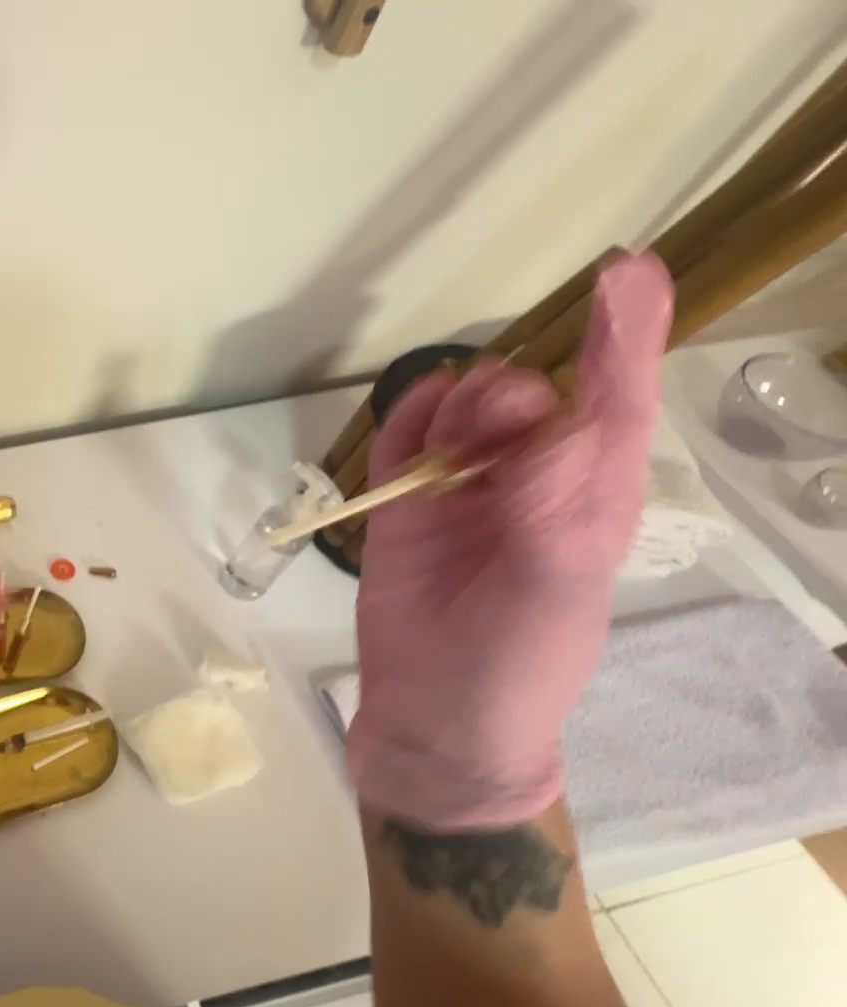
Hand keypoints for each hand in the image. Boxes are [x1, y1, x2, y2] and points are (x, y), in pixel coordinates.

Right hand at [349, 253, 674, 829]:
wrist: (436, 717)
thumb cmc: (519, 662)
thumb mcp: (557, 579)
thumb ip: (551, 490)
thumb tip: (535, 402)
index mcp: (590, 500)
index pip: (613, 403)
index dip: (623, 337)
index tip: (624, 270)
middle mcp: (528, 485)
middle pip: (527, 396)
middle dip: (509, 396)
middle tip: (481, 443)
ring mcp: (459, 496)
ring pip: (462, 411)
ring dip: (456, 406)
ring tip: (443, 456)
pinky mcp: (400, 511)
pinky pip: (404, 445)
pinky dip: (408, 419)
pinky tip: (413, 412)